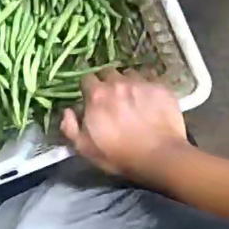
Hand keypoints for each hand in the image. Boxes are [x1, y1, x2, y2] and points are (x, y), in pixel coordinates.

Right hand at [61, 70, 188, 179]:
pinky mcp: (161, 87)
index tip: (92, 98)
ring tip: (132, 96)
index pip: (86, 79)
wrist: (160, 156)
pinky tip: (149, 98)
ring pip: (130, 73)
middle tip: (112, 97)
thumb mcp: (86, 149)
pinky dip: (147, 85)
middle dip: (107, 82)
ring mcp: (141, 83)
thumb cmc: (120, 155)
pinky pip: (150, 78)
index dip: (88, 88)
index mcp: (97, 95)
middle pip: (108, 72)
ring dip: (127, 82)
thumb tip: (67, 111)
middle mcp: (117, 83)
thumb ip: (70, 128)